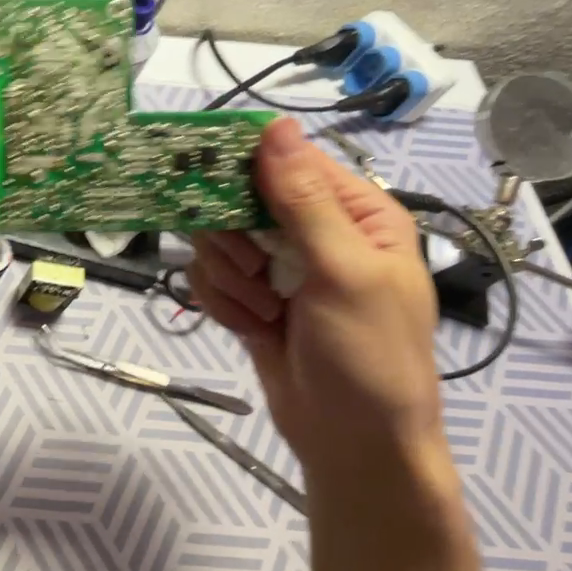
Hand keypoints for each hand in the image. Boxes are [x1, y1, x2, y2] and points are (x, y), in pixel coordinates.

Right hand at [187, 118, 445, 479]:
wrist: (352, 444)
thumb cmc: (368, 356)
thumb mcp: (343, 273)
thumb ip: (302, 201)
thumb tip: (273, 127)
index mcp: (354, 213)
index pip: (285, 162)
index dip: (242, 167)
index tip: (203, 183)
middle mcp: (313, 232)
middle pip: (238, 201)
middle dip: (235, 243)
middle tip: (256, 274)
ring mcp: (278, 267)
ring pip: (215, 243)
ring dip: (231, 282)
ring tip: (265, 314)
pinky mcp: (249, 298)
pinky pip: (208, 279)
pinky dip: (223, 305)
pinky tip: (254, 328)